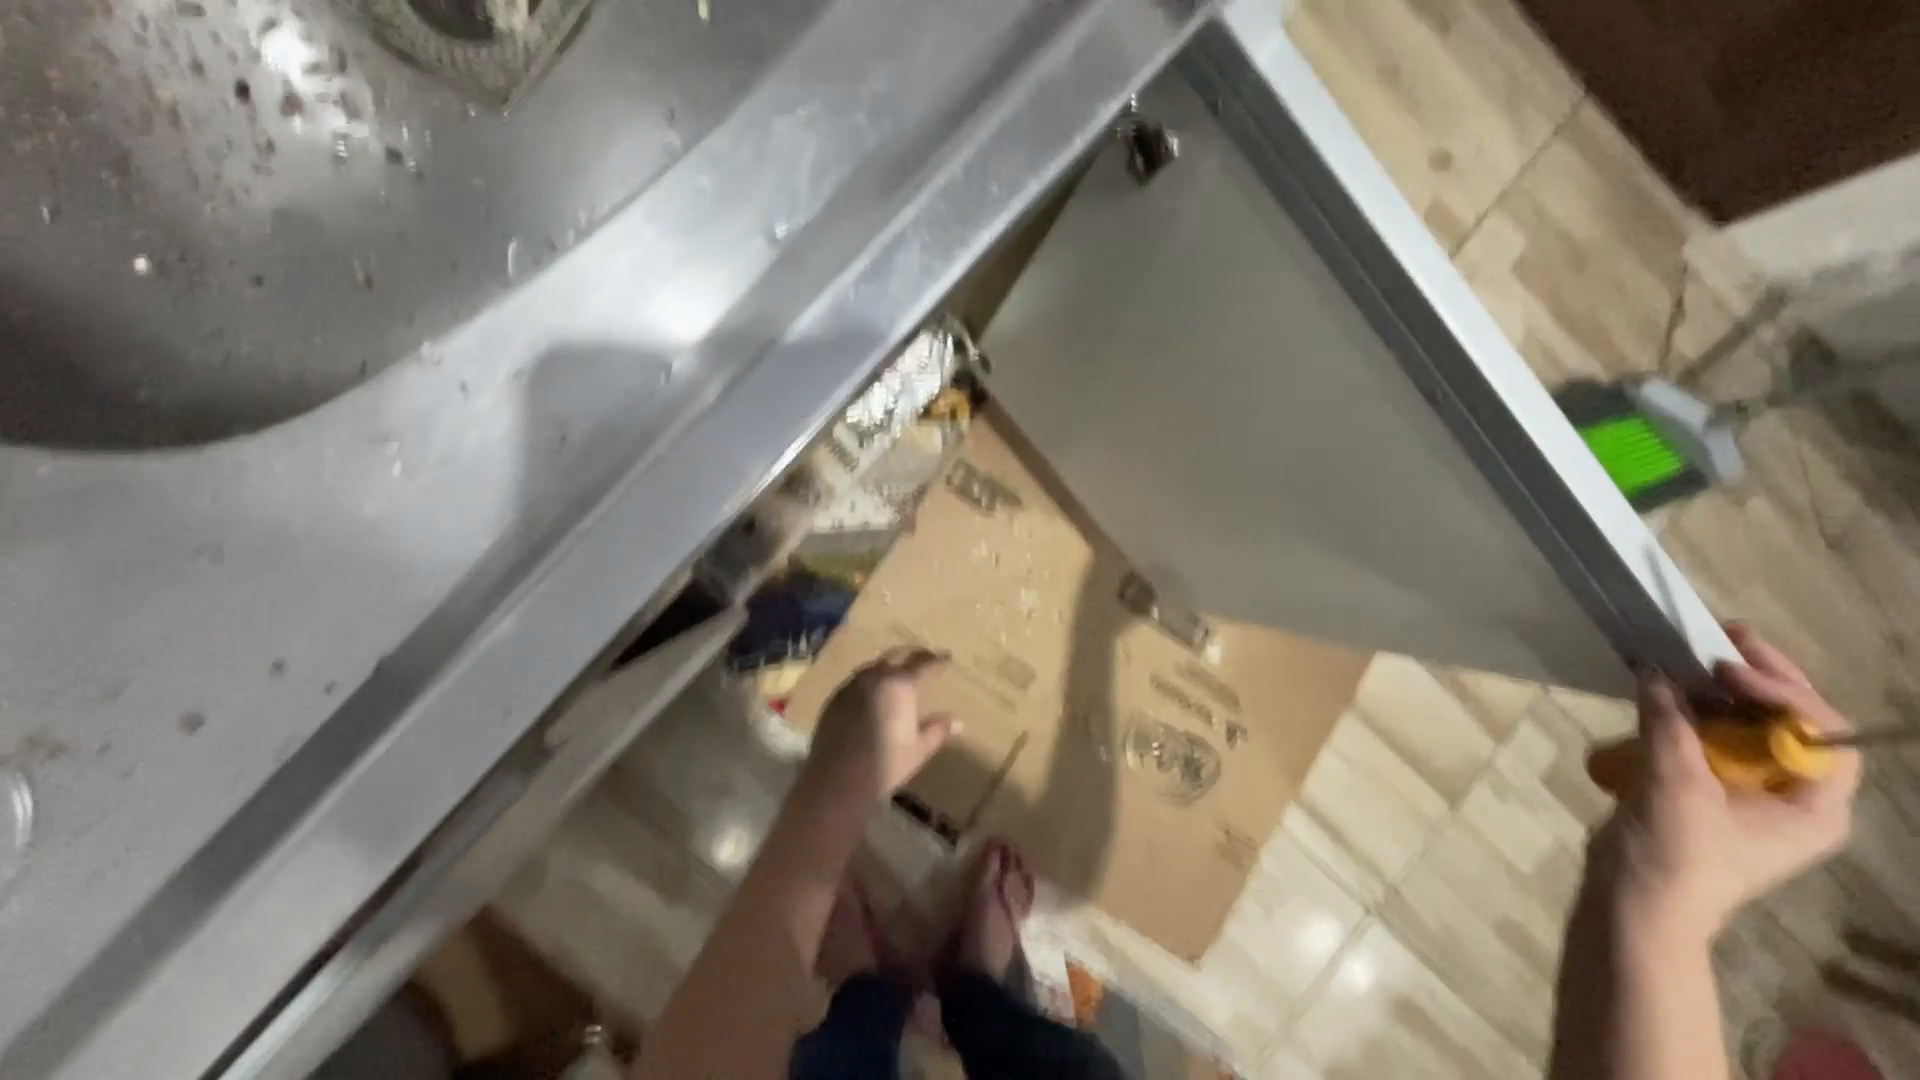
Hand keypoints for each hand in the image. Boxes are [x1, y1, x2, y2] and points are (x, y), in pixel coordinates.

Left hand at [800, 649, 959, 807]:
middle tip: (924, 656)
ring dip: (888, 664)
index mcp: (900, 686)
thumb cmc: (886, 764)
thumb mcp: (919, 749)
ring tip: (897, 671)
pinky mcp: (835, 698)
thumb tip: (957, 721)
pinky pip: (856, 681)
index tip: (947, 657)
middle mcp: (875, 678)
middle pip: (896, 656)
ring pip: (873, 665)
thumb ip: (937, 730)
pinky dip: (869, 680)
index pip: (924, 665)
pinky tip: (872, 692)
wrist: (838, 779)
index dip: (938, 660)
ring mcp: (851, 686)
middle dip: (912, 654)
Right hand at [1598, 625, 1857, 943]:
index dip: (1781, 691)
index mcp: (1814, 806)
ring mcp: (1746, 793)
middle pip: (1789, 724)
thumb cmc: (1675, 854)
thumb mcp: (1675, 785)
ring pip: (1745, 727)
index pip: (1822, 732)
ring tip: (1685, 656)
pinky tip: (1660, 691)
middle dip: (1758, 679)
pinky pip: (1707, 739)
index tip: (1727, 665)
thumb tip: (1652, 671)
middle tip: (1721, 637)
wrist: (1634, 904)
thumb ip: (1668, 724)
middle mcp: (1792, 796)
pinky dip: (1686, 712)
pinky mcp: (1703, 790)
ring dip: (1717, 691)